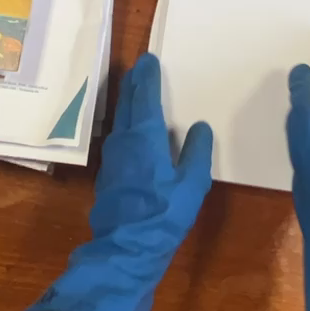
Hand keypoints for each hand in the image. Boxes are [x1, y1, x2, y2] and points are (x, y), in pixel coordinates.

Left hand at [14, 54, 212, 310]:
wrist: (127, 250)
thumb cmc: (163, 214)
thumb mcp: (192, 183)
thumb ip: (197, 152)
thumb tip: (200, 128)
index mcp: (143, 136)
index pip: (144, 96)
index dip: (147, 76)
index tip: (149, 60)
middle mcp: (123, 140)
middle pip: (126, 103)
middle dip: (134, 84)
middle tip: (142, 68)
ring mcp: (112, 157)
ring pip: (120, 120)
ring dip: (128, 102)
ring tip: (138, 91)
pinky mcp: (109, 173)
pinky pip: (119, 137)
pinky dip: (127, 124)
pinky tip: (135, 130)